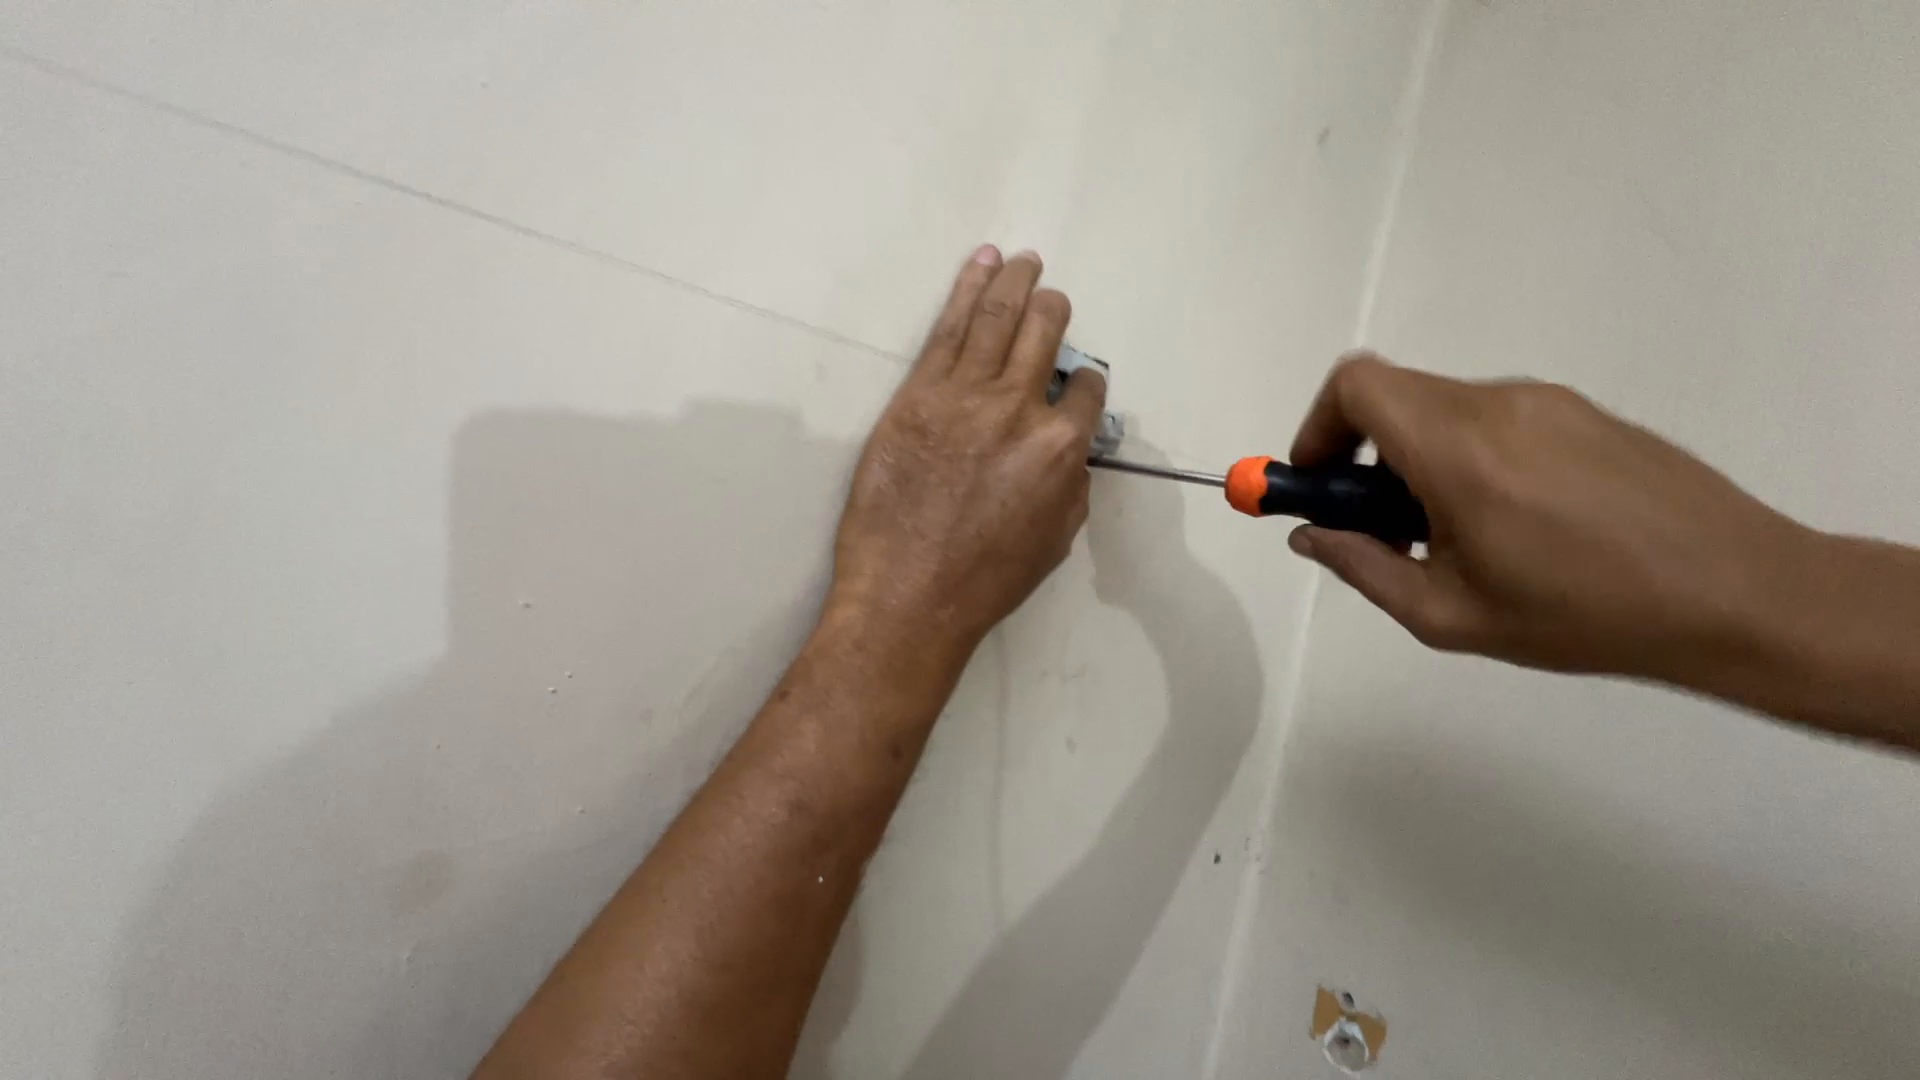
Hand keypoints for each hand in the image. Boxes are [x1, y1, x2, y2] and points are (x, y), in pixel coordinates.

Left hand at [827, 246, 1106, 661]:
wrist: (909, 594)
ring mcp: (964, 396)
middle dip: (1053, 307)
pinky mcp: (916, 395)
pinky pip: (947, 329)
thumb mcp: (1055, 540)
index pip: (1085, 388)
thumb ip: (1071, 485)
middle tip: (1051, 294)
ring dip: (1014, 280)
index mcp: (1061, 448)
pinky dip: (967, 290)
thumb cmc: (985, 580)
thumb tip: (1070, 452)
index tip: (1071, 379)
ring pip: (997, 318)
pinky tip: (978, 267)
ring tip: (1021, 259)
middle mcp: (1019, 409)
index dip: (1082, 380)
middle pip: (1044, 333)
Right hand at [1286, 352, 1811, 680]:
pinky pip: (1490, 416)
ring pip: (1438, 407)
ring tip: (1448, 532)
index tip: (1319, 481)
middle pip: (1391, 396)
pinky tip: (1505, 519)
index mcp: (1460, 449)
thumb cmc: (1581, 614)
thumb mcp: (1445, 614)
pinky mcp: (1582, 411)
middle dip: (1359, 452)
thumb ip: (1359, 566)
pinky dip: (1462, 453)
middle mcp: (1499, 405)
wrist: (1744, 596)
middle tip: (1377, 522)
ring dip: (1412, 457)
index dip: (1318, 426)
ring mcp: (1547, 401)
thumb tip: (1307, 535)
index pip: (1355, 385)